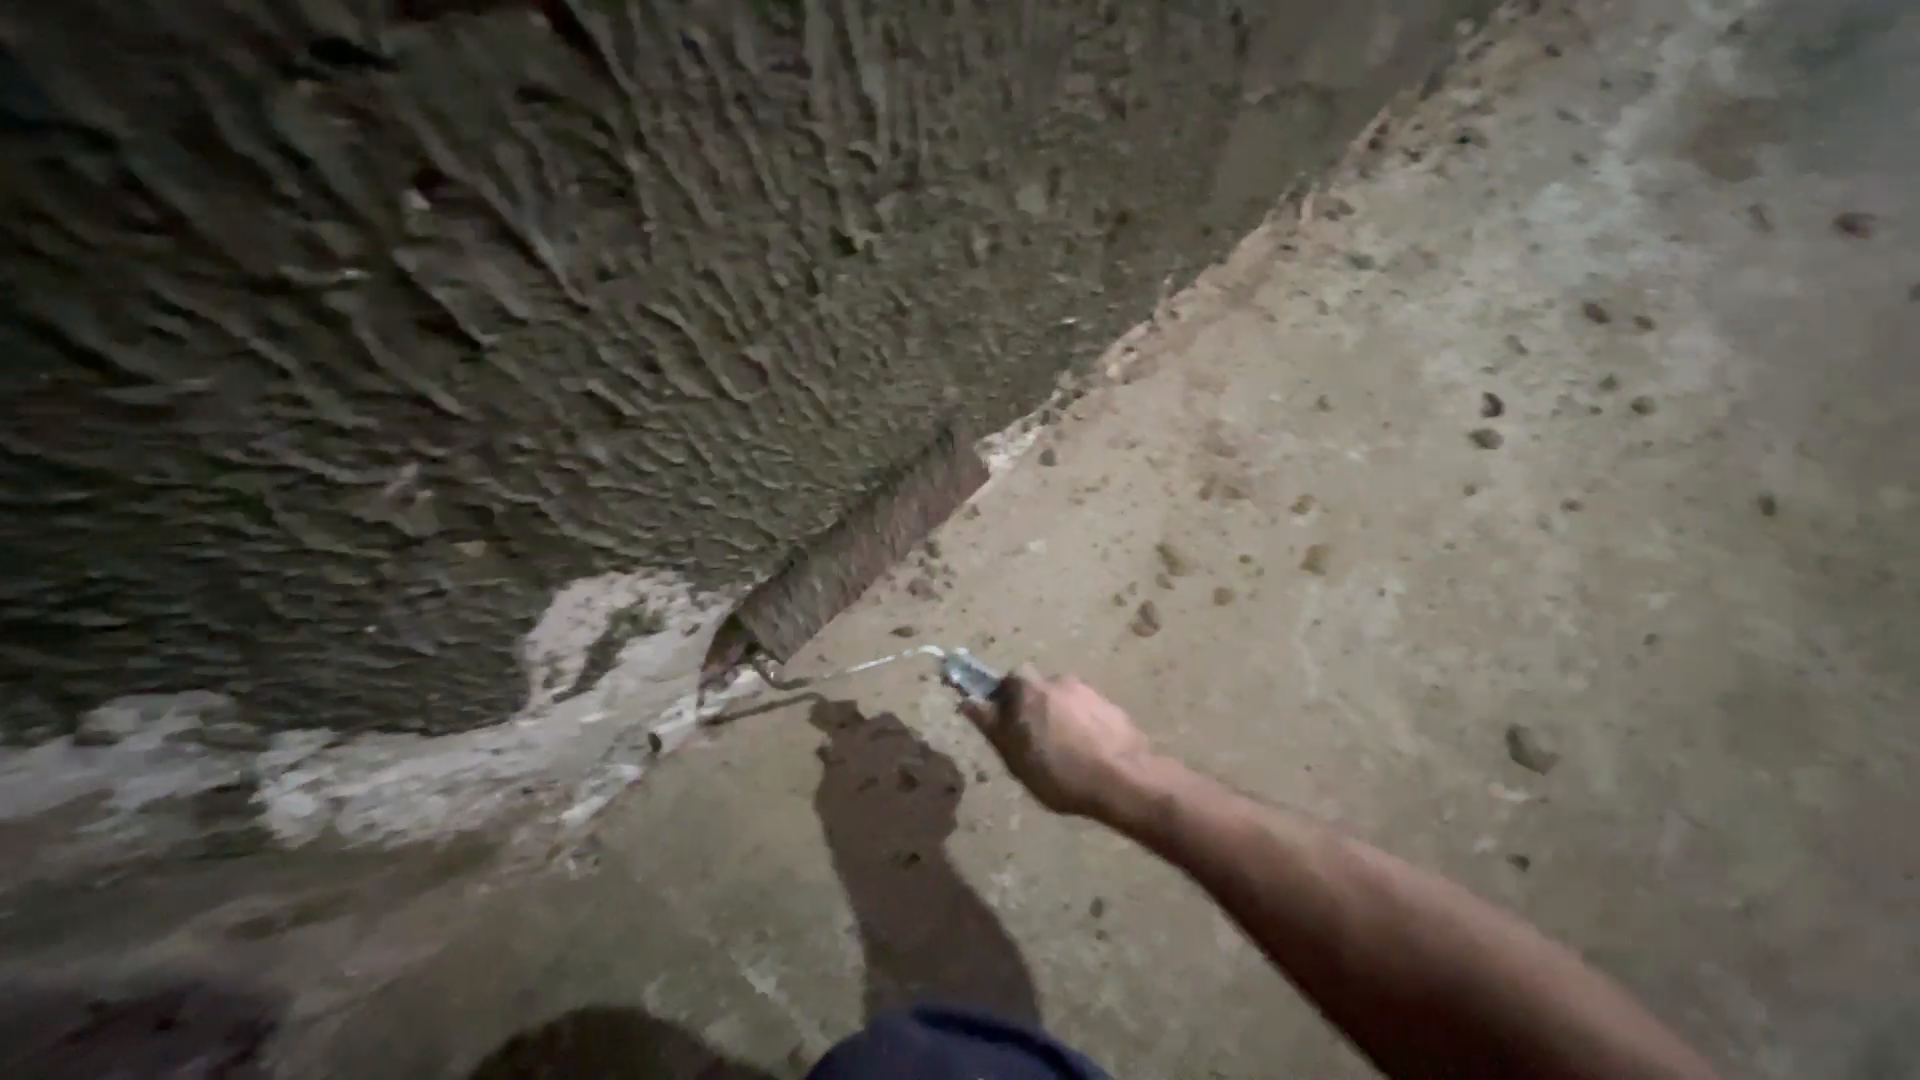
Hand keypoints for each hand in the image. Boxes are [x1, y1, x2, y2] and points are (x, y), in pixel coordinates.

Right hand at [960, 666, 1154, 819]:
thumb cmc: (1058, 771)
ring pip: (1064, 702)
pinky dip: (1084, 728)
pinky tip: (1088, 756)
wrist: (1123, 779)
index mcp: (1029, 688)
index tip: (1007, 726)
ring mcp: (1089, 691)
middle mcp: (1058, 680)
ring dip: (1060, 720)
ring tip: (1066, 756)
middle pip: (1037, 690)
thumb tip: (967, 700)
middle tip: (1035, 745)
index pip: (1007, 681)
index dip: (1004, 702)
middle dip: (1034, 712)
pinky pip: (1088, 713)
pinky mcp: (1113, 707)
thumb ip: (989, 724)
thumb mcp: (1013, 755)